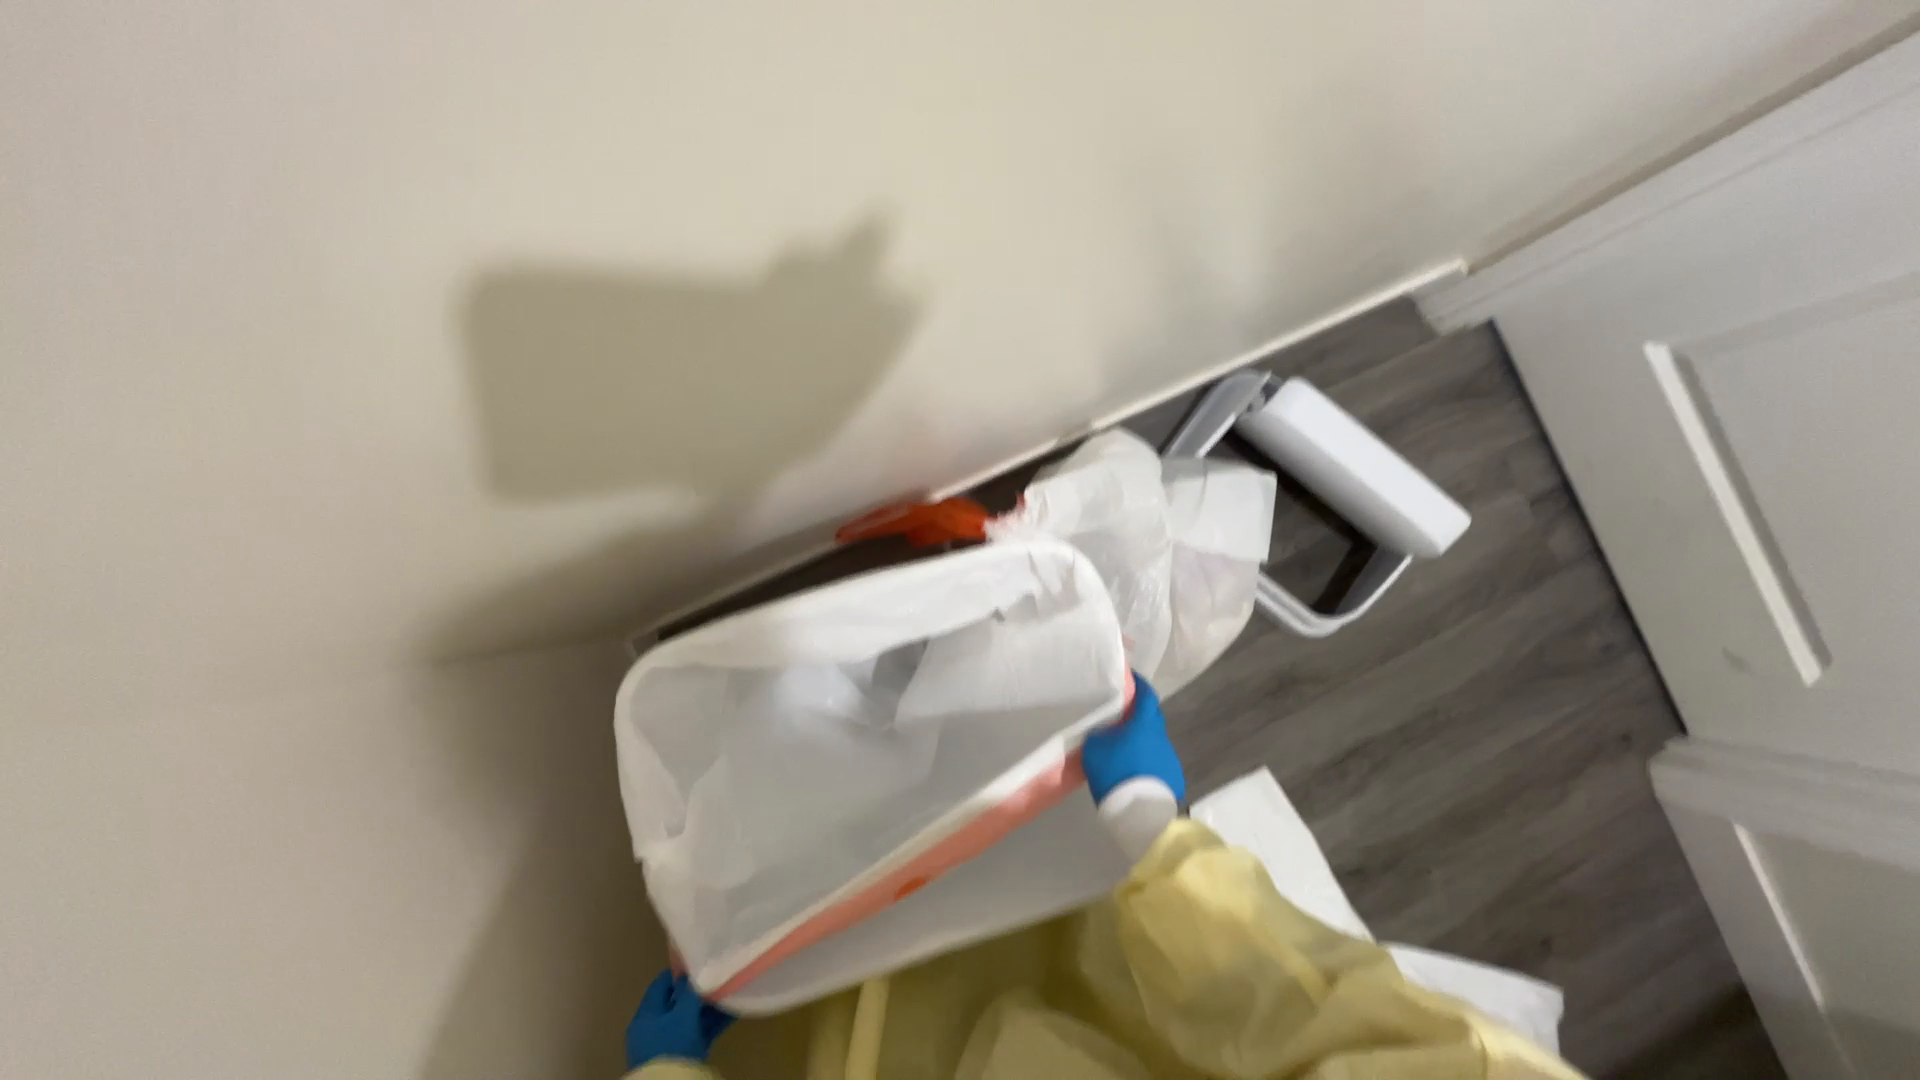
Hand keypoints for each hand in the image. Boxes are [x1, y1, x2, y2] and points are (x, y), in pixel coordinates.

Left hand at [626, 971, 735, 1067]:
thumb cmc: (672, 1045)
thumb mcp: (682, 1015)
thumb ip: (689, 991)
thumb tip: (693, 972)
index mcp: (646, 1015)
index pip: (661, 984)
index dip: (680, 972)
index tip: (701, 962)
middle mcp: (654, 1027)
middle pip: (678, 1001)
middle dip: (700, 990)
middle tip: (720, 978)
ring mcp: (668, 1042)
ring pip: (692, 1017)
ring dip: (711, 1006)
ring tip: (732, 993)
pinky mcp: (683, 1054)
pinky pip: (699, 1032)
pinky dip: (714, 1023)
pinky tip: (733, 1012)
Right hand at [1081, 672, 1185, 805]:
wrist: (1139, 814)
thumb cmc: (1114, 773)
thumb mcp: (1094, 749)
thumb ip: (1100, 733)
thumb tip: (1104, 730)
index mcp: (1143, 724)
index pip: (1146, 694)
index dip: (1139, 684)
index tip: (1130, 679)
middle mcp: (1161, 736)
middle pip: (1151, 718)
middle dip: (1138, 714)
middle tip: (1121, 716)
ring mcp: (1171, 758)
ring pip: (1155, 741)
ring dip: (1142, 741)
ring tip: (1125, 749)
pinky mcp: (1174, 777)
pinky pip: (1159, 762)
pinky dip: (1148, 761)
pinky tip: (1136, 771)